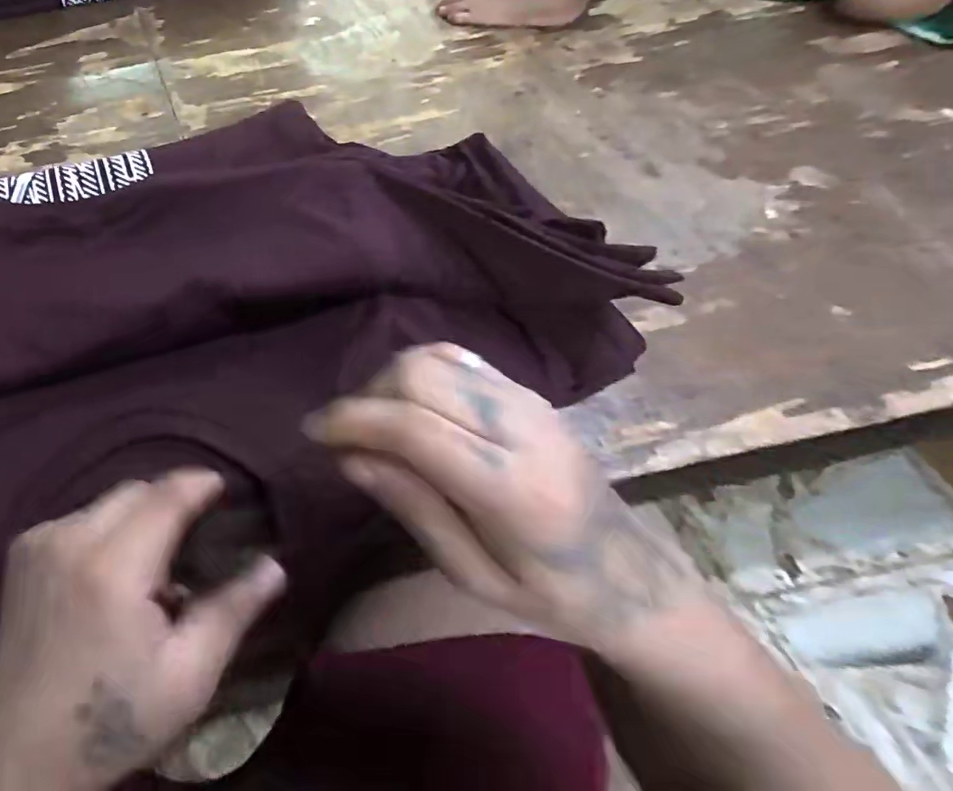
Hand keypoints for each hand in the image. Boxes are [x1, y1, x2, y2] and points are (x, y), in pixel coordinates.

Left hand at [0, 470, 286, 790]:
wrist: (23, 741)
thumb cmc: (115, 717)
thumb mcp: (188, 676)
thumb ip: (230, 612)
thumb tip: (273, 567)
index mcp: (112, 568)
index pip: (162, 498)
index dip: (195, 484)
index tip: (222, 483)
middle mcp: (70, 538)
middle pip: (132, 492)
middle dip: (167, 502)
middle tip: (194, 536)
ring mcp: (39, 539)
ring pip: (103, 504)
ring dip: (134, 519)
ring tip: (150, 570)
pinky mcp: (21, 547)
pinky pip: (76, 519)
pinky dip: (102, 532)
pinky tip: (109, 576)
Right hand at [311, 344, 704, 655]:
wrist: (640, 581)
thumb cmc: (554, 596)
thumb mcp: (474, 577)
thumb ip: (413, 509)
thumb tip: (349, 456)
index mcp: (514, 491)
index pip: (413, 428)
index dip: (351, 420)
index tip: (312, 432)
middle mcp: (524, 431)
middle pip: (416, 375)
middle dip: (364, 398)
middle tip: (348, 435)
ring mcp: (530, 402)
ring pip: (429, 357)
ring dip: (385, 382)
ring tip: (377, 423)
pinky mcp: (528, 391)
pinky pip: (452, 357)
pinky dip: (414, 371)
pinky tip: (410, 405)